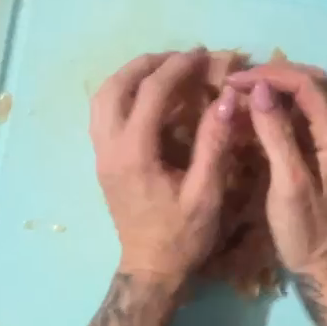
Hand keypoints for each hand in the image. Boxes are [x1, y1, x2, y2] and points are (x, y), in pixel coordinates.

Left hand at [91, 50, 235, 287]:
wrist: (150, 270)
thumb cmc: (182, 236)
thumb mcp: (206, 193)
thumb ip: (213, 143)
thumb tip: (226, 99)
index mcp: (134, 154)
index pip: (151, 93)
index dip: (177, 68)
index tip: (201, 55)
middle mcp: (109, 148)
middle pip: (114, 86)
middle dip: (146, 64)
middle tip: (179, 58)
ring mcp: (100, 154)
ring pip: (102, 98)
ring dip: (129, 76)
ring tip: (162, 70)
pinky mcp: (102, 160)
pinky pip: (103, 113)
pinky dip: (123, 93)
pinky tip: (148, 96)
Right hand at [225, 64, 326, 278]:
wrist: (322, 266)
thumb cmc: (305, 230)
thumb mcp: (288, 182)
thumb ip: (276, 134)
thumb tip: (260, 90)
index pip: (307, 84)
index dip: (270, 76)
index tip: (233, 82)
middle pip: (309, 84)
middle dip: (272, 76)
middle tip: (235, 85)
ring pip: (302, 98)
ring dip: (272, 91)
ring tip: (237, 96)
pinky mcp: (315, 152)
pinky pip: (296, 117)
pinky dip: (272, 110)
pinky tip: (248, 117)